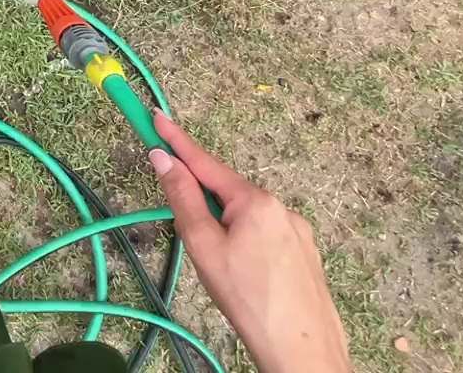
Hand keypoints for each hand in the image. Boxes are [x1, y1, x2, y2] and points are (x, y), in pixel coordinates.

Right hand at [149, 110, 351, 372]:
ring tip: (218, 263)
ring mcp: (299, 232)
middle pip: (225, 190)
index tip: (155, 114)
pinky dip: (244, 238)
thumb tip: (163, 156)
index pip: (205, 162)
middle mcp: (281, 208)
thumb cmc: (246, 297)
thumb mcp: (202, 244)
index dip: (176, 139)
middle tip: (186, 227)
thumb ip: (182, 196)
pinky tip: (243, 271)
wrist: (305, 356)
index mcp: (255, 201)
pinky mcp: (307, 256)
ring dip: (223, 222)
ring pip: (245, 214)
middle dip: (200, 197)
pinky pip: (264, 232)